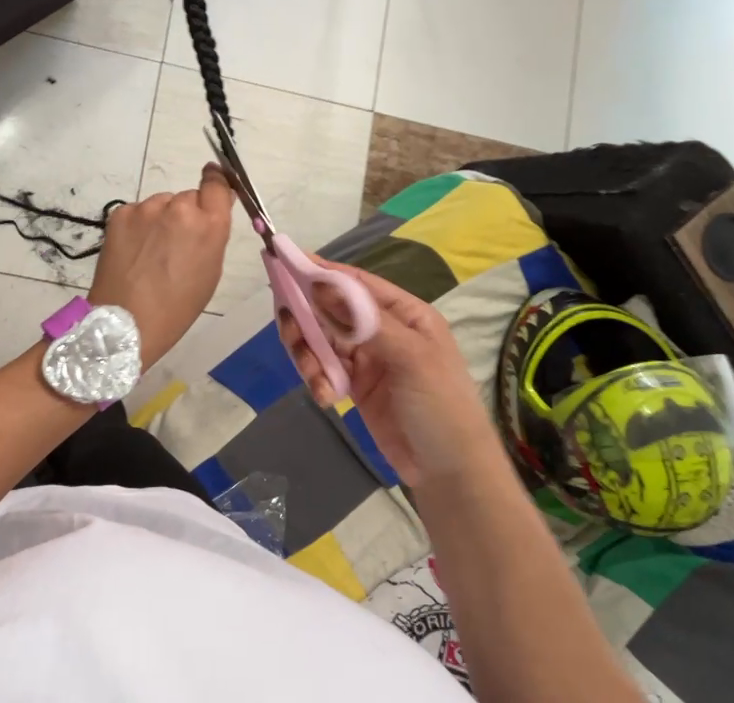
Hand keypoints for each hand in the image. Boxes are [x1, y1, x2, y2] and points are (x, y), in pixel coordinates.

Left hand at [86, 164, 235, 366]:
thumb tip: (212, 208)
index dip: (216, 181)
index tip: (213, 182)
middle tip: (175, 245)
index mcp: (209, 224)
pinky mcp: (120, 214)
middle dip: (186, 215)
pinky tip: (133, 252)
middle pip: (188, 198)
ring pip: (161, 204)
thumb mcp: (210, 271)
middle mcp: (179, 208)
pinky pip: (137, 213)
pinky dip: (138, 226)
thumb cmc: (177, 307)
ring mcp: (146, 209)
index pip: (218, 183)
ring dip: (160, 220)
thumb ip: (213, 233)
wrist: (126, 322)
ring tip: (150, 253)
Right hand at [278, 260, 502, 488]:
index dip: (321, 271)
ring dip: (308, 354)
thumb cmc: (440, 407)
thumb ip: (364, 321)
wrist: (448, 472)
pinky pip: (321, 367)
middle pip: (329, 309)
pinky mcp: (352, 384)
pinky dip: (316, 378)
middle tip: (291, 331)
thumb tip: (321, 284)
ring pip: (319, 338)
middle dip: (306, 318)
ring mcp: (366, 357)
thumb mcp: (410, 358)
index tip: (285, 262)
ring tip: (314, 377)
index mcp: (405, 314)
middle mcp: (382, 329)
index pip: (355, 283)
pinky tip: (326, 396)